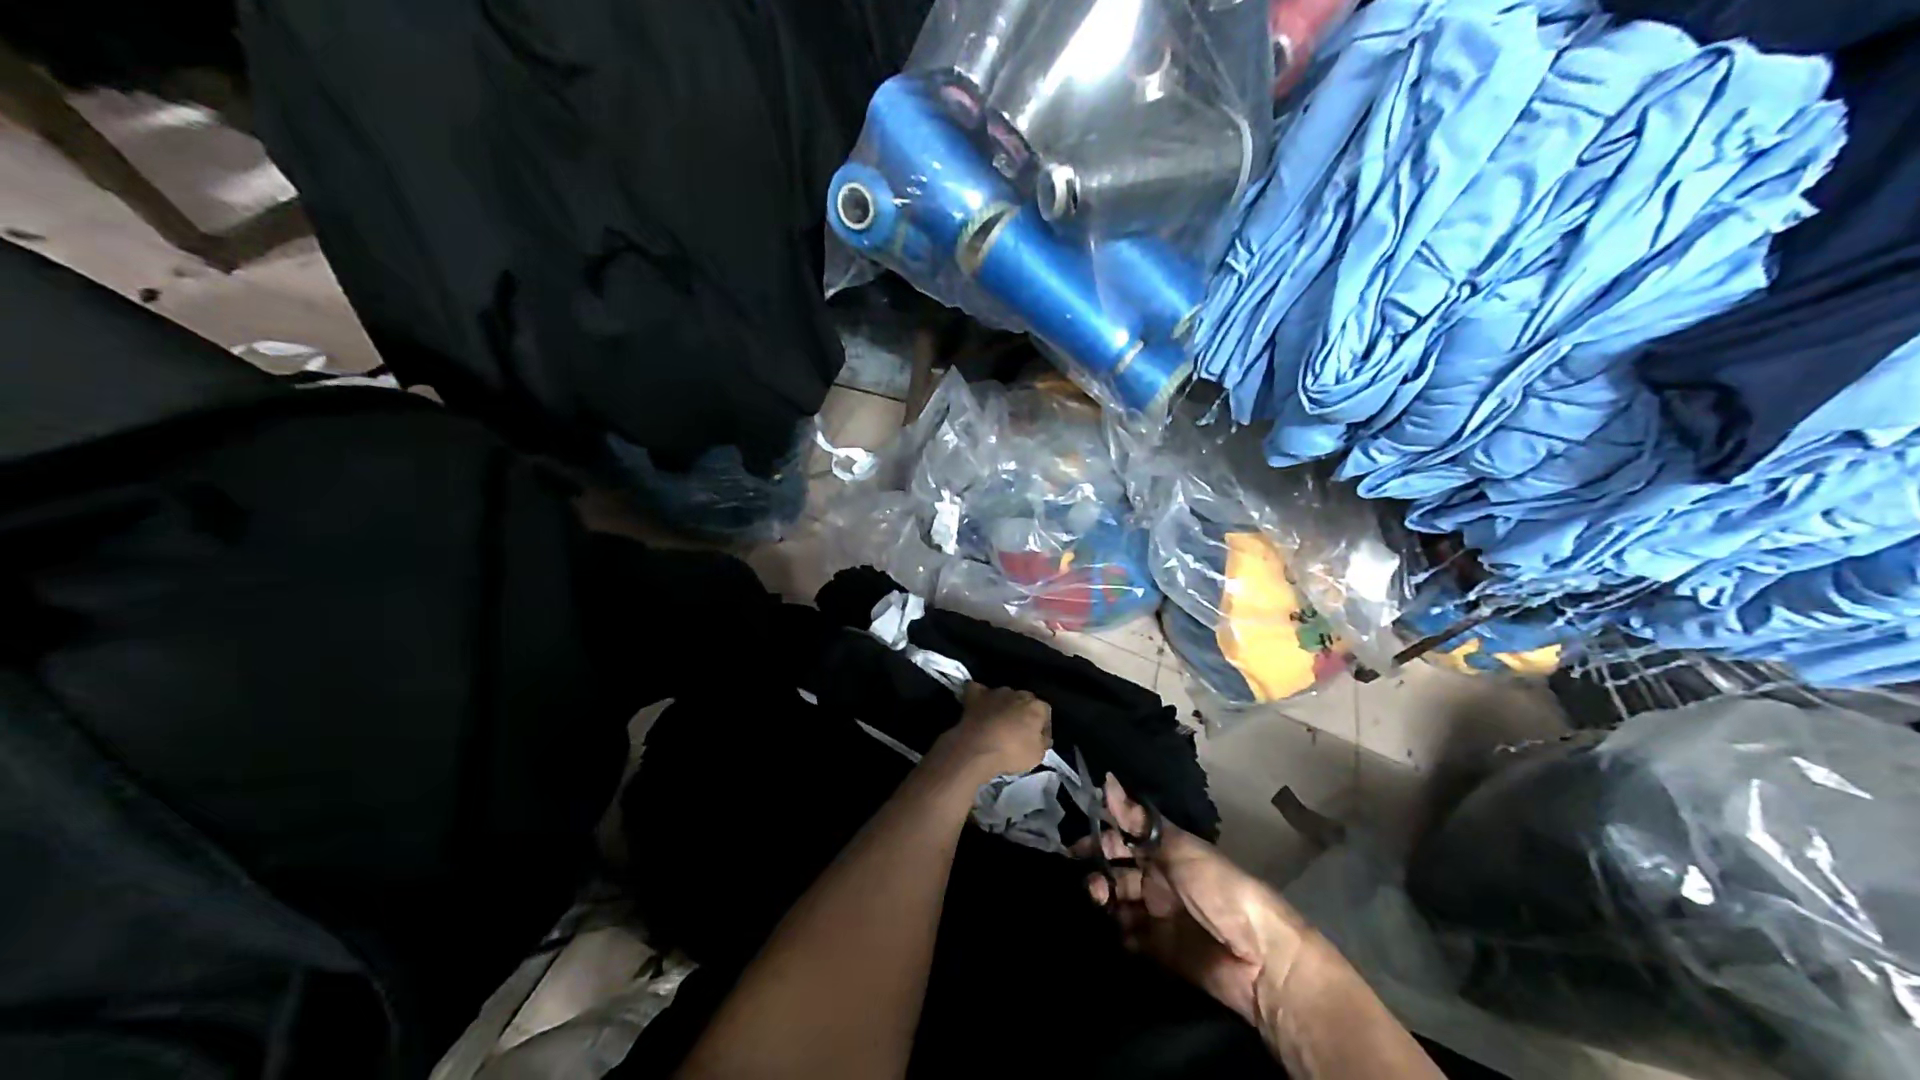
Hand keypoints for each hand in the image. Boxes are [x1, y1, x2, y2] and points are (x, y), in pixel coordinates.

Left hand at [930, 685, 1052, 783]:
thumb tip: (1042, 737)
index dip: (1042, 727)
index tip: (1038, 739)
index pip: (1045, 712)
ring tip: (997, 723)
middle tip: (1018, 731)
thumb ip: (1042, 742)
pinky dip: (979, 698)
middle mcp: (1017, 694)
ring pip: (1003, 696)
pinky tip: (978, 706)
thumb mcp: (1037, 755)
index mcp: (1036, 706)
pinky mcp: (975, 696)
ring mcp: (995, 693)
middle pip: (1024, 700)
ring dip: (1003, 706)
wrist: (978, 748)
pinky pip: (978, 690)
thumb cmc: (1012, 753)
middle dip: (1023, 713)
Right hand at [1077, 776, 1317, 1023]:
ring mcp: (1158, 916)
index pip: (1125, 838)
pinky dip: (1113, 932)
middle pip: (1117, 871)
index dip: (1101, 838)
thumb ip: (1139, 819)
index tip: (1075, 844)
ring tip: (1098, 901)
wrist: (1258, 959)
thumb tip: (1107, 778)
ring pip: (1117, 903)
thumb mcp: (1179, 848)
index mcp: (1167, 852)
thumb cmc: (1219, 890)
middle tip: (1087, 878)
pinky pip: (1127, 938)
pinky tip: (1105, 927)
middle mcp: (1159, 880)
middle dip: (1097, 870)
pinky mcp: (1158, 951)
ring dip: (1102, 900)